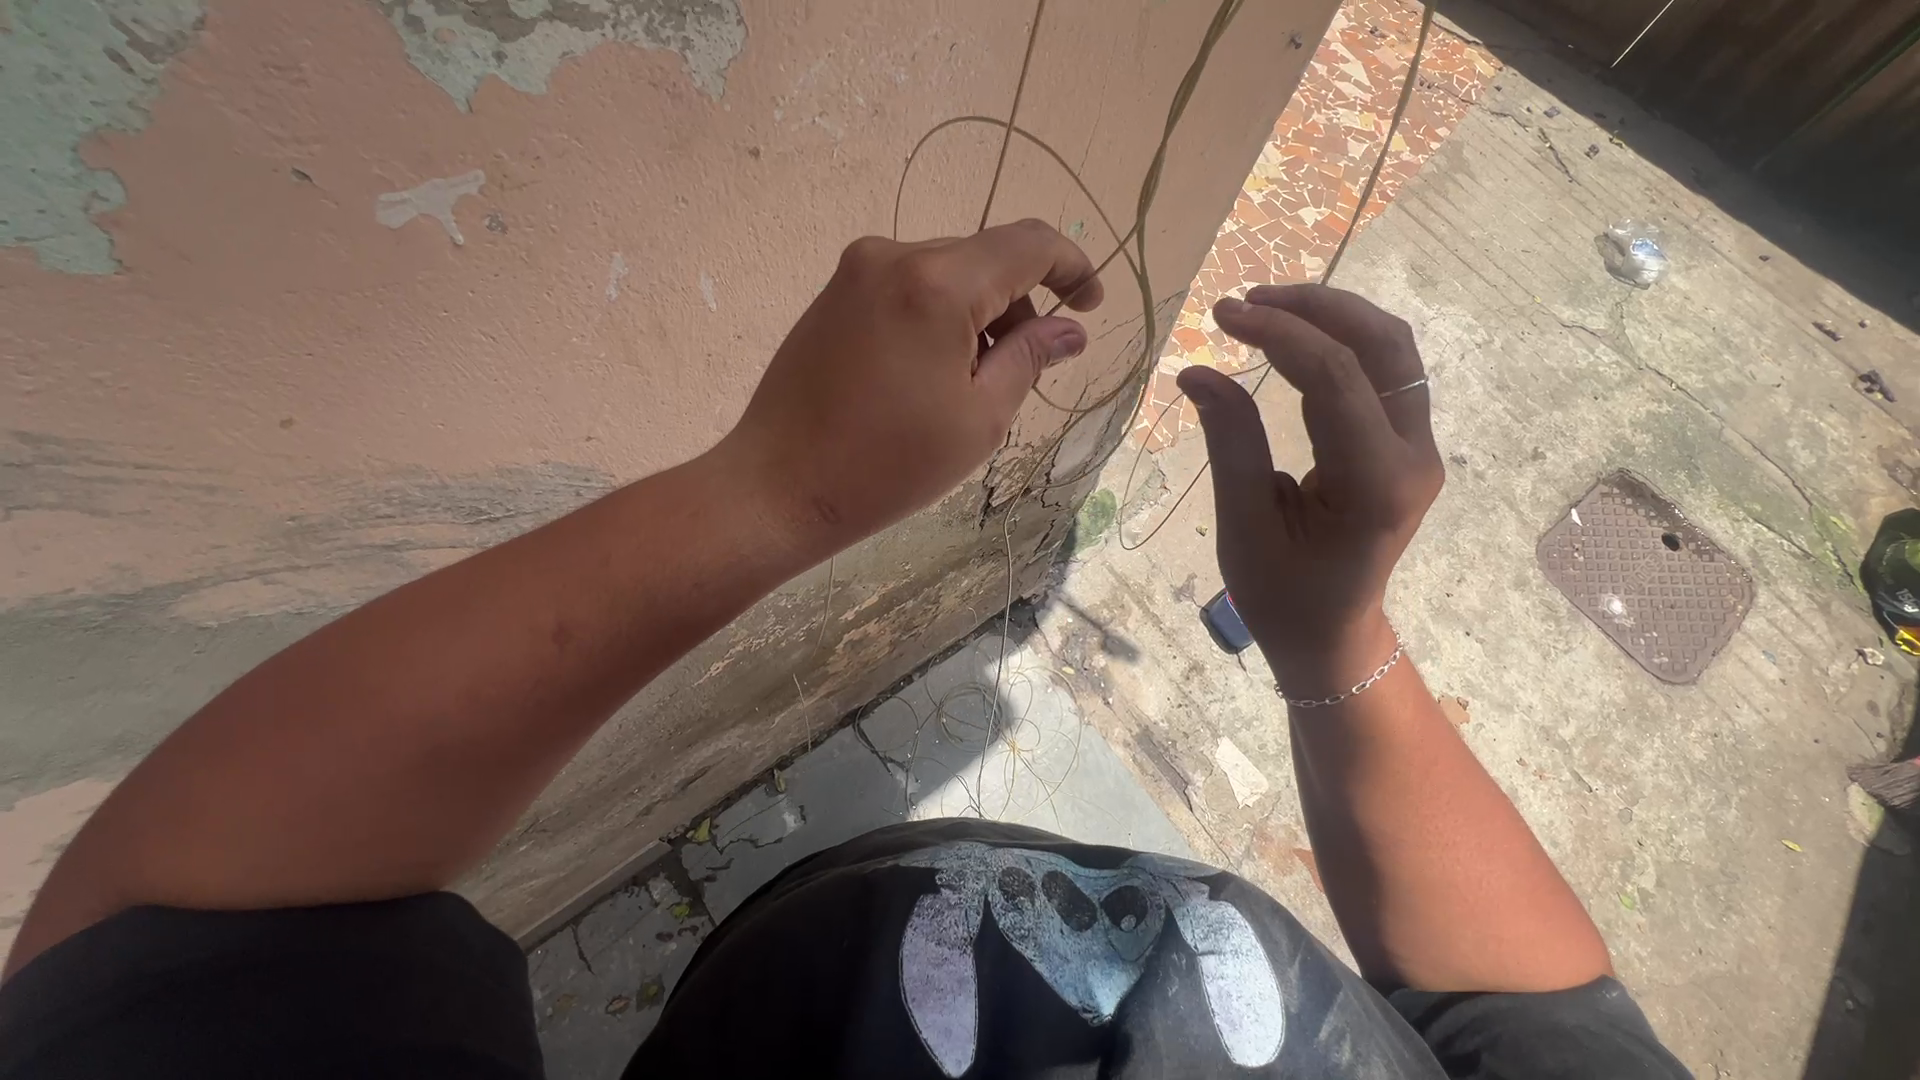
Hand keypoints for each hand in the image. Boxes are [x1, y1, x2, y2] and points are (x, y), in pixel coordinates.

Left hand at [718, 219, 1103, 553]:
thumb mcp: (979, 418)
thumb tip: (1068, 328)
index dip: (1071, 267)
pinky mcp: (832, 296)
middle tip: (1019, 374)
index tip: (1089, 306)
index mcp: (938, 283)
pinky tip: (925, 377)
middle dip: (1018, 307)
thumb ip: (1029, 358)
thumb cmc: (888, 465)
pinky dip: (936, 318)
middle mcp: (894, 256)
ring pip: (945, 274)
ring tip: (966, 387)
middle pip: (984, 260)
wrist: (778, 488)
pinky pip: (907, 288)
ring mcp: (855, 273)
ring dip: (976, 316)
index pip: (1028, 244)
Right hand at [1178, 285, 1441, 693]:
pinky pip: (1382, 375)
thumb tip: (1198, 372)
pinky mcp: (1405, 448)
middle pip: (1384, 344)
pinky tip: (1291, 341)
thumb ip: (1231, 443)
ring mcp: (1418, 449)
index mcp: (1375, 483)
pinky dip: (1337, 345)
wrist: (1332, 635)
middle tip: (1247, 300)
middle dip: (1315, 307)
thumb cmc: (1282, 596)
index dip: (1277, 333)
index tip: (1221, 315)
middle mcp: (1413, 456)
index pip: (1335, 377)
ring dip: (1330, 318)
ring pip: (1391, 351)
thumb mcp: (1245, 527)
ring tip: (1264, 309)